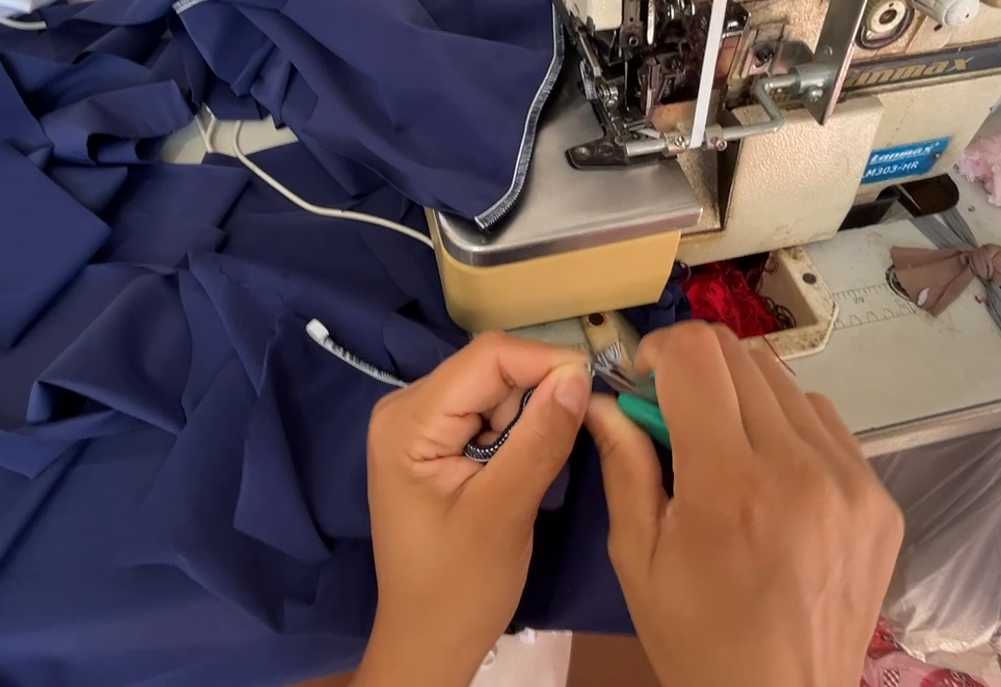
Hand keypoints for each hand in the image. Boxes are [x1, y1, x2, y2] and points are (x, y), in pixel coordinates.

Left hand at [355, 332, 591, 686]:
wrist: (429, 641)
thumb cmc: (458, 588)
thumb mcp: (504, 513)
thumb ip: (540, 440)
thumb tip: (579, 375)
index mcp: (409, 419)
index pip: (486, 358)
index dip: (544, 360)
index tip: (592, 385)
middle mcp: (408, 406)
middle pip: (490, 368)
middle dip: (537, 393)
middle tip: (565, 439)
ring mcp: (421, 421)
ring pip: (496, 388)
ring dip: (529, 416)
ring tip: (533, 469)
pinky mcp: (438, 438)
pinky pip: (490, 410)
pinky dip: (518, 430)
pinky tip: (519, 468)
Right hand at [585, 321, 903, 686]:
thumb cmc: (696, 635)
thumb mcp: (636, 554)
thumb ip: (622, 462)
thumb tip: (603, 397)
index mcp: (728, 485)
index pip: (697, 355)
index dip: (662, 348)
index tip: (647, 377)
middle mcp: (799, 469)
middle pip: (739, 354)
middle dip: (695, 366)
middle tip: (677, 410)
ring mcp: (851, 482)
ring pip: (783, 379)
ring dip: (742, 393)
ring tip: (726, 443)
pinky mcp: (880, 498)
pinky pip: (824, 419)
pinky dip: (787, 423)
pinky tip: (772, 469)